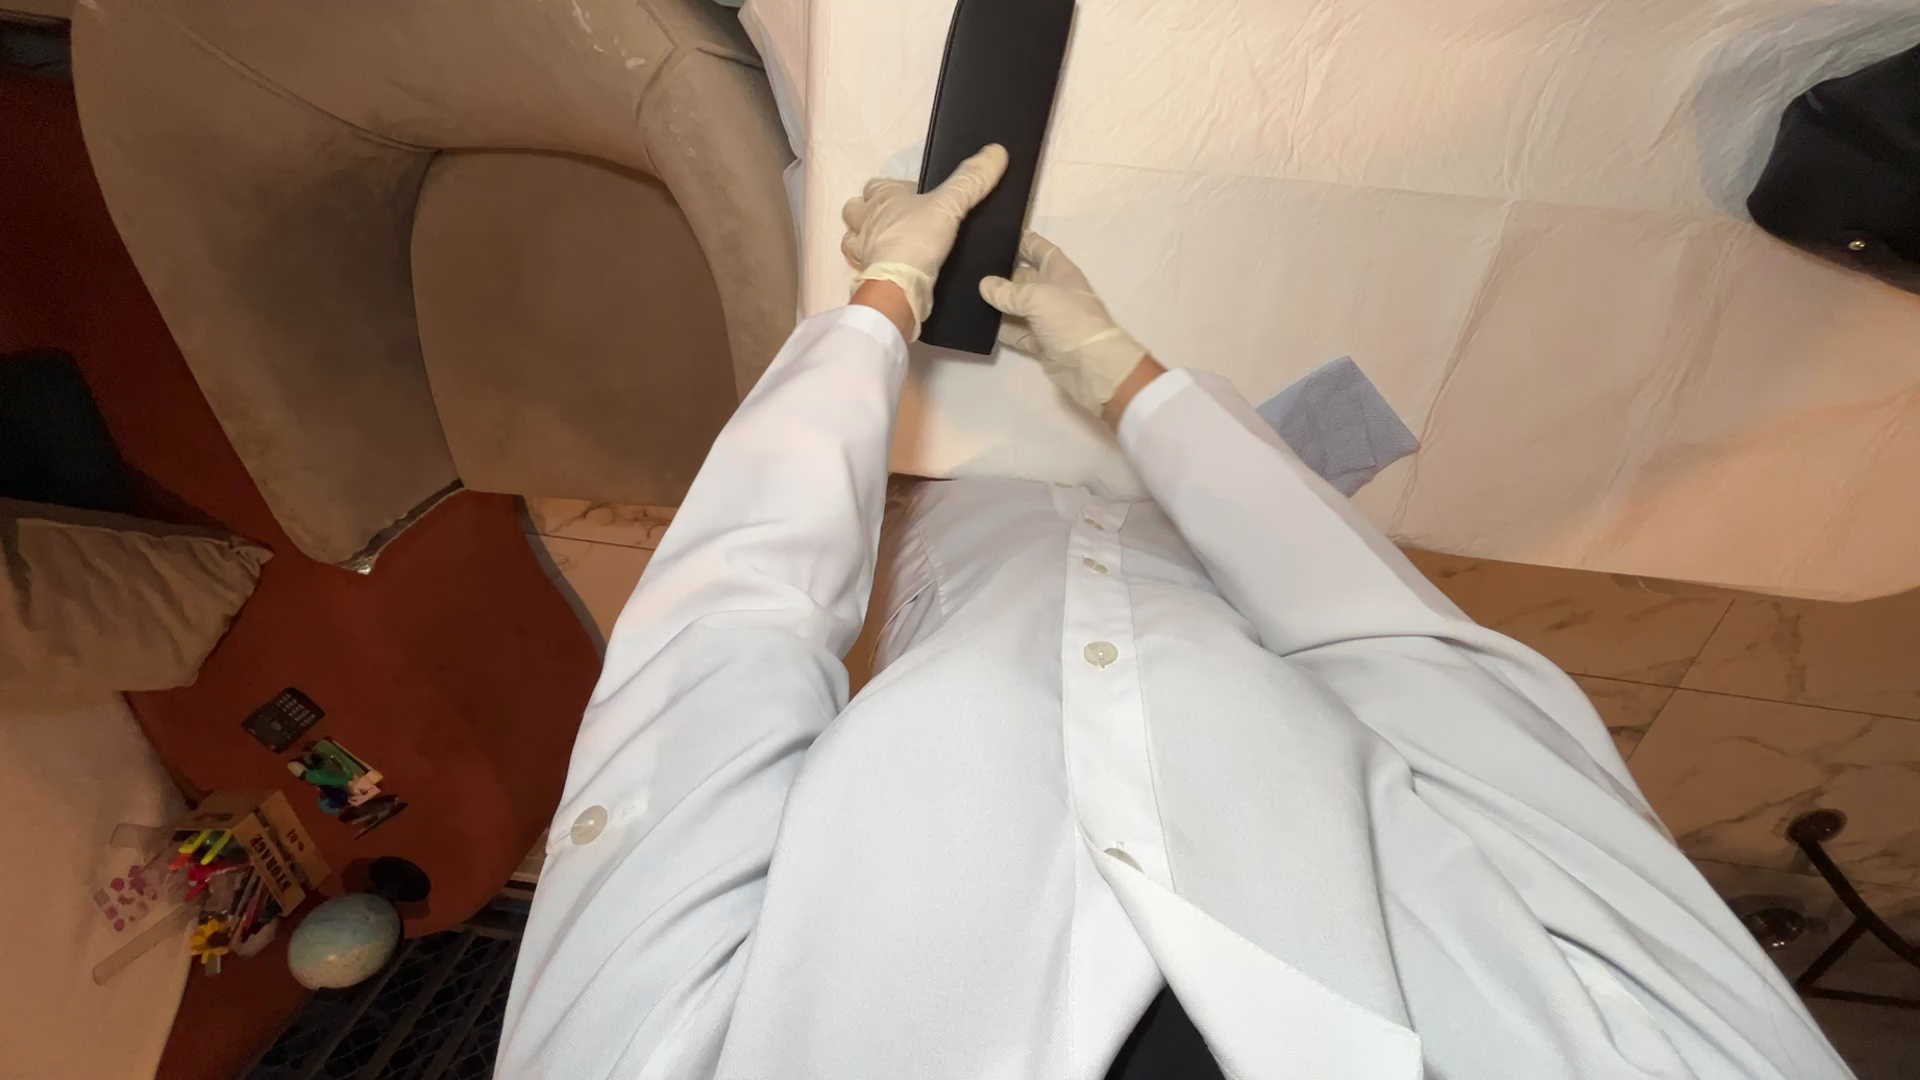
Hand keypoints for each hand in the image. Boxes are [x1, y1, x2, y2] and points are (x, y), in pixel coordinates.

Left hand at [842, 144, 1008, 339]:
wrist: (899, 285)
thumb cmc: (918, 238)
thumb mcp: (950, 204)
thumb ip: (971, 181)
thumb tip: (997, 151)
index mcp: (881, 197)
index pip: (878, 184)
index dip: (892, 190)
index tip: (911, 199)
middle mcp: (865, 220)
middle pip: (855, 209)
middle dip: (866, 214)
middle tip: (891, 223)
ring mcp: (861, 250)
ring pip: (850, 239)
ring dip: (862, 241)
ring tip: (884, 247)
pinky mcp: (864, 275)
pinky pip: (861, 268)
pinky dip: (870, 268)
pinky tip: (886, 271)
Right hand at [979, 232, 1151, 415]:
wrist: (1090, 365)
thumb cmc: (1069, 320)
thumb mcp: (1038, 297)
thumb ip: (1008, 291)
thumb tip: (984, 285)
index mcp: (1060, 271)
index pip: (1040, 249)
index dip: (1022, 241)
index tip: (996, 235)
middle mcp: (1053, 292)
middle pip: (1024, 277)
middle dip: (1001, 274)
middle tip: (970, 268)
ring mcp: (1046, 319)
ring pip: (1016, 307)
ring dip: (997, 304)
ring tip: (967, 294)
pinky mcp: (1039, 343)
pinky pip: (1016, 332)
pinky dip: (1001, 330)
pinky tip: (979, 324)